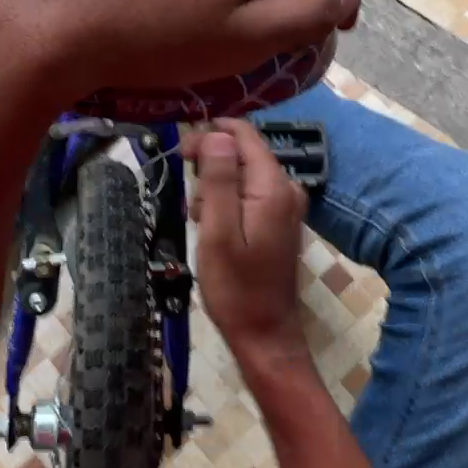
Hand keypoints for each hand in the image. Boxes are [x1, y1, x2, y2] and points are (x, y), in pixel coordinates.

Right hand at [188, 119, 313, 379]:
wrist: (264, 332)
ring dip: (216, 188)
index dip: (209, 135)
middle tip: (187, 199)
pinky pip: (249, 195)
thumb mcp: (218, 231)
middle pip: (243, 153)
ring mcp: (286, 206)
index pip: (243, 134)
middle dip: (210, 165)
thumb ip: (219, 179)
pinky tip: (213, 229)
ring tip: (199, 221)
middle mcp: (287, 188)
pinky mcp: (279, 222)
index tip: (180, 153)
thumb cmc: (235, 286)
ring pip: (243, 175)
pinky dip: (227, 204)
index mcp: (273, 186)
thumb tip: (215, 135)